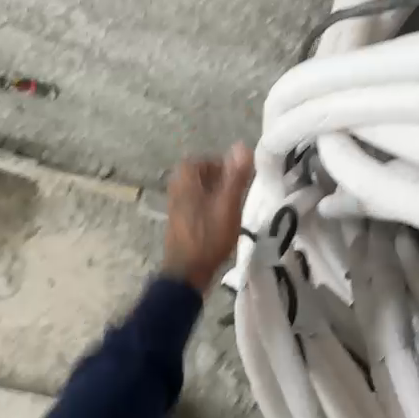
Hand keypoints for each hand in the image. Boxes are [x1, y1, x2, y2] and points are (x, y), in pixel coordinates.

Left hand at [161, 143, 253, 291]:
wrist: (187, 272)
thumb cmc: (209, 236)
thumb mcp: (228, 204)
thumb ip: (236, 175)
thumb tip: (242, 145)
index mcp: (184, 180)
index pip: (201, 160)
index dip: (220, 166)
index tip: (236, 178)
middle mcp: (176, 190)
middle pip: (200, 176)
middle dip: (219, 181)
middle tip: (236, 194)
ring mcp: (175, 207)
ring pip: (199, 192)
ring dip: (216, 196)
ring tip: (231, 209)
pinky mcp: (179, 223)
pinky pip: (196, 206)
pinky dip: (210, 209)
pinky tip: (221, 223)